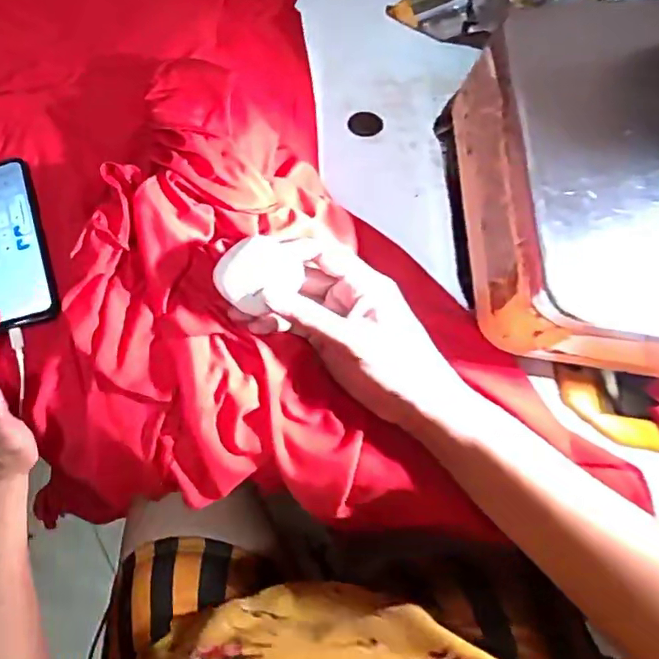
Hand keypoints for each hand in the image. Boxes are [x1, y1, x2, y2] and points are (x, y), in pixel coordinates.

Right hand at [230, 233, 483, 436]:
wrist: (422, 409)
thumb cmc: (397, 368)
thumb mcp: (350, 341)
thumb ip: (307, 315)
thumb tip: (267, 293)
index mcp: (362, 284)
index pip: (322, 253)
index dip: (291, 249)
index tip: (260, 254)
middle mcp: (347, 294)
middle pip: (302, 276)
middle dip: (269, 279)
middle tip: (238, 283)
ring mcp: (336, 315)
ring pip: (294, 300)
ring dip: (267, 304)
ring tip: (236, 309)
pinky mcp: (327, 336)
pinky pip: (295, 322)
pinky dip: (275, 322)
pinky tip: (253, 326)